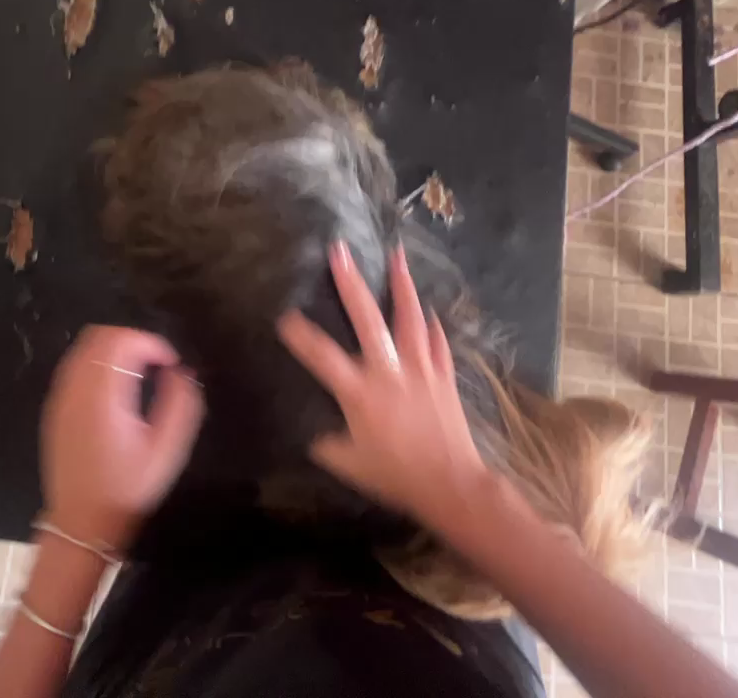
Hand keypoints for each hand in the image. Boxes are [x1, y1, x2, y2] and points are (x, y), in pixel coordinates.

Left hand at [40, 325, 204, 547]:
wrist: (81, 524)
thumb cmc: (127, 489)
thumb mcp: (166, 451)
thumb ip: (180, 404)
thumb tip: (181, 371)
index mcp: (102, 396)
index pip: (122, 341)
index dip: (152, 343)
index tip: (171, 364)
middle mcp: (75, 389)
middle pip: (100, 336)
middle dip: (133, 340)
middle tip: (157, 364)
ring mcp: (60, 397)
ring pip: (84, 347)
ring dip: (114, 349)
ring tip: (139, 372)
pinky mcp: (55, 408)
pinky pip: (75, 366)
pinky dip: (98, 362)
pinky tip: (116, 388)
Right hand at [277, 241, 490, 525]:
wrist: (453, 486)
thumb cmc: (396, 476)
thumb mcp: (349, 464)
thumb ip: (326, 443)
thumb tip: (308, 430)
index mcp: (361, 393)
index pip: (323, 357)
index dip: (301, 336)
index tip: (284, 316)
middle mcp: (390, 371)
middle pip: (367, 319)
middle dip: (351, 283)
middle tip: (340, 251)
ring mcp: (421, 369)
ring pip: (410, 319)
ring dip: (402, 285)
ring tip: (397, 255)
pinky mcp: (443, 376)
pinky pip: (438, 343)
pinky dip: (432, 325)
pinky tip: (429, 310)